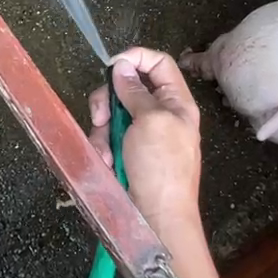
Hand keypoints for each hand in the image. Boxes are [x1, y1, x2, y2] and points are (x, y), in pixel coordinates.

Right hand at [88, 48, 205, 228]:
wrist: (157, 219)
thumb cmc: (162, 167)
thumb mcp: (151, 121)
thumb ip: (135, 90)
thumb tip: (121, 65)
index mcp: (176, 102)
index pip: (158, 63)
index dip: (135, 58)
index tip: (111, 67)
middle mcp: (159, 114)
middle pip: (126, 86)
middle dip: (108, 100)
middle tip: (102, 116)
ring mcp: (141, 134)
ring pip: (111, 112)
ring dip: (102, 129)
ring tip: (107, 152)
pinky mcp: (125, 151)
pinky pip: (105, 136)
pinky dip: (102, 148)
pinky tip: (106, 163)